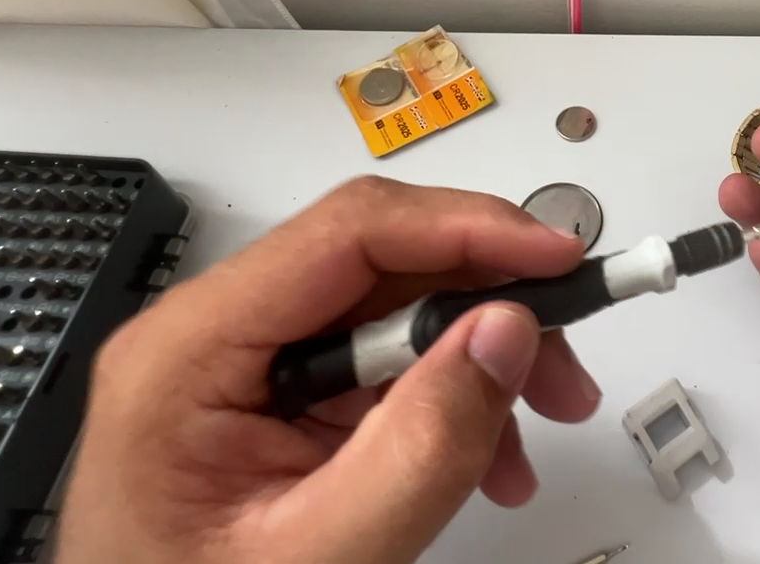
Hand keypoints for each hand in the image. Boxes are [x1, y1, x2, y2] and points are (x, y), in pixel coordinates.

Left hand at [58, 178, 600, 563]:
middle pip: (395, 259)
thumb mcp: (322, 561)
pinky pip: (405, 349)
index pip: (354, 232)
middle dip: (497, 300)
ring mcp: (265, 351)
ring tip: (549, 416)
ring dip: (493, 347)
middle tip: (566, 358)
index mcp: (193, 348)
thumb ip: (421, 449)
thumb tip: (509, 328)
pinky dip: (467, 386)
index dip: (468, 227)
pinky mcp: (300, 379)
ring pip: (414, 298)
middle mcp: (227, 325)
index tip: (559, 258)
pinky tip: (495, 454)